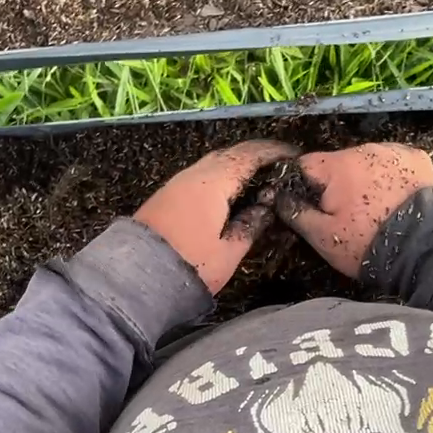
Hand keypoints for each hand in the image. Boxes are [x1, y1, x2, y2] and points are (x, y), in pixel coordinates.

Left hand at [133, 140, 300, 292]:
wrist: (137, 279)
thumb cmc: (190, 266)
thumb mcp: (229, 252)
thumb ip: (251, 225)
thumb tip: (266, 206)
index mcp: (214, 182)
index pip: (250, 156)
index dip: (274, 153)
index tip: (294, 156)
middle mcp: (194, 174)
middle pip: (230, 155)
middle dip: (256, 157)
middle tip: (278, 167)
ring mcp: (177, 184)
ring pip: (213, 165)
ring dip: (236, 167)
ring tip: (258, 180)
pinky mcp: (166, 196)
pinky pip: (200, 177)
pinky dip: (220, 178)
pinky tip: (229, 193)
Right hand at [286, 144, 432, 277]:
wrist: (421, 249)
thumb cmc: (365, 244)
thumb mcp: (321, 237)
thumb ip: (295, 212)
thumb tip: (277, 196)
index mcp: (337, 166)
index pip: (305, 165)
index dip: (302, 186)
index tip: (308, 206)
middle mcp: (364, 149)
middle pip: (338, 163)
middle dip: (336, 185)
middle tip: (345, 216)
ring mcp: (393, 150)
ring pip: (366, 162)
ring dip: (363, 179)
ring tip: (373, 209)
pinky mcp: (417, 158)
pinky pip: (393, 163)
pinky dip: (390, 177)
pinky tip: (394, 198)